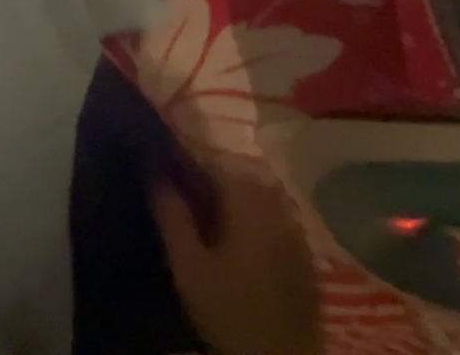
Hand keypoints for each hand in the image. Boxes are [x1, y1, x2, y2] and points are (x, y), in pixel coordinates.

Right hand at [153, 157, 321, 354]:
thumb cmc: (226, 310)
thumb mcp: (187, 263)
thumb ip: (171, 214)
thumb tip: (154, 171)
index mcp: (251, 214)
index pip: (221, 163)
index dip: (191, 151)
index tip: (163, 148)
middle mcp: (281, 218)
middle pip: (249, 173)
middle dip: (214, 165)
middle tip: (181, 173)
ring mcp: (298, 239)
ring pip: (267, 193)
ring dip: (236, 185)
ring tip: (204, 196)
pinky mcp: (305, 258)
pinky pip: (279, 215)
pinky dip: (254, 206)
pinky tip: (234, 225)